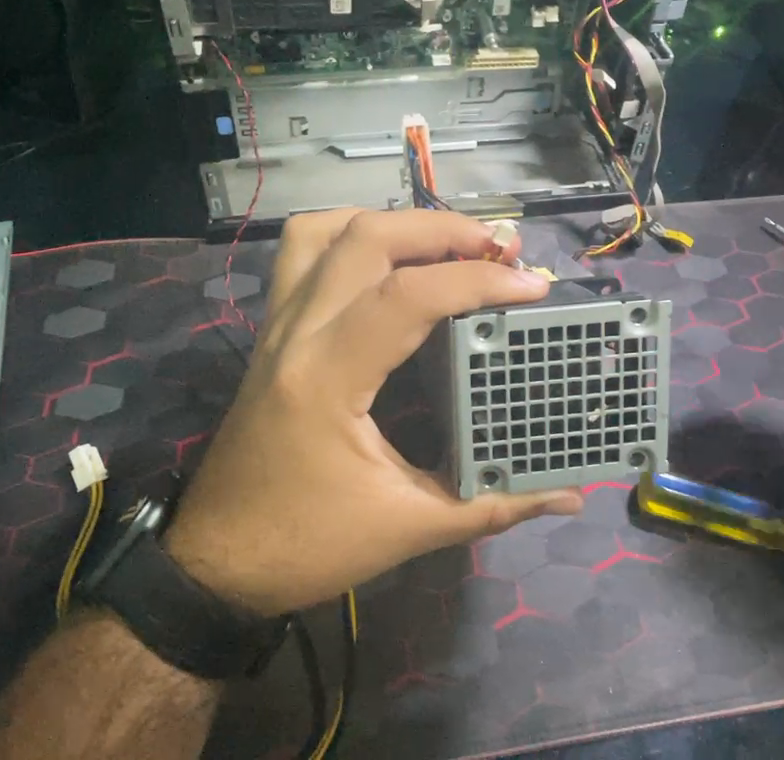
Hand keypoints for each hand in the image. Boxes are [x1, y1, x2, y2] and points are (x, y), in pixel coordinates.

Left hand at [163, 209, 584, 615]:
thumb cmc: (305, 546)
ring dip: (391, 222)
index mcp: (327, 379)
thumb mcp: (406, 530)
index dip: (477, 280)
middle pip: (366, 238)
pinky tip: (387, 257)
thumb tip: (568, 497)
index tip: (532, 286)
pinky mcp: (271, 331)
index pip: (407, 297)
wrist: (215, 561)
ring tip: (445, 242)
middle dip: (442, 230)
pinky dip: (349, 235)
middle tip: (500, 247)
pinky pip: (301, 254)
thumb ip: (493, 504)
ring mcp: (276, 326)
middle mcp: (295, 334)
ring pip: (323, 231)